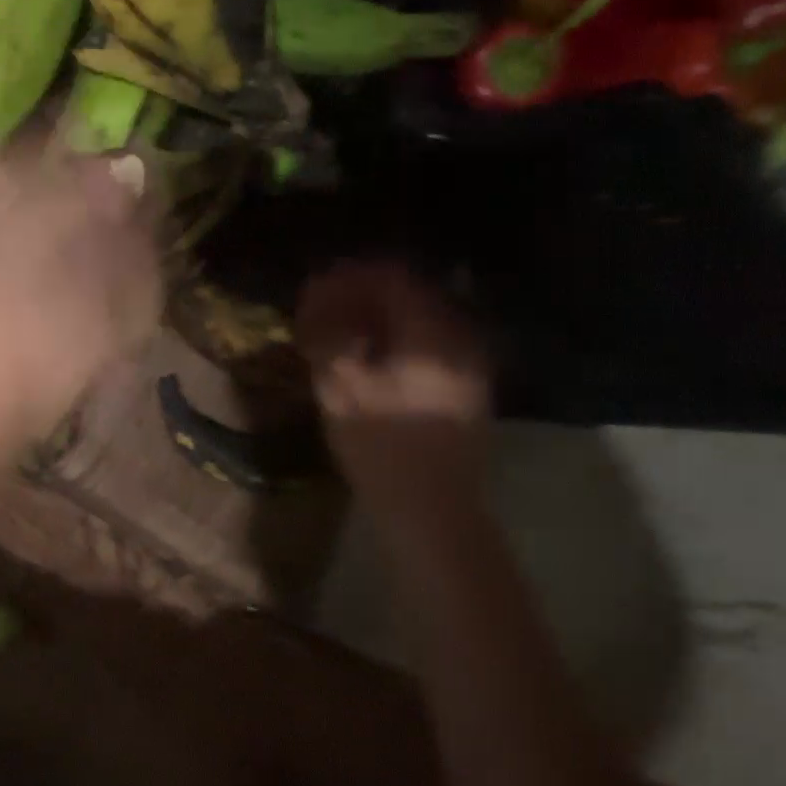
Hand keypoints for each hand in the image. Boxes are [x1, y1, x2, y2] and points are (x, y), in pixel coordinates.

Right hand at [295, 262, 491, 503]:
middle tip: (322, 309)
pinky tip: (369, 359)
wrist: (433, 510)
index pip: (392, 277)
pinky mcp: (468, 386)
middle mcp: (461, 338)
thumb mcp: (340, 387)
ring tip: (339, 334)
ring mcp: (471, 363)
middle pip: (411, 293)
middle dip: (363, 294)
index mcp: (432, 333)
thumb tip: (316, 293)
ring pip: (420, 319)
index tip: (315, 286)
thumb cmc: (381, 447)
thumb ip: (327, 333)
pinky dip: (396, 339)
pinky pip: (430, 343)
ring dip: (378, 318)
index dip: (349, 276)